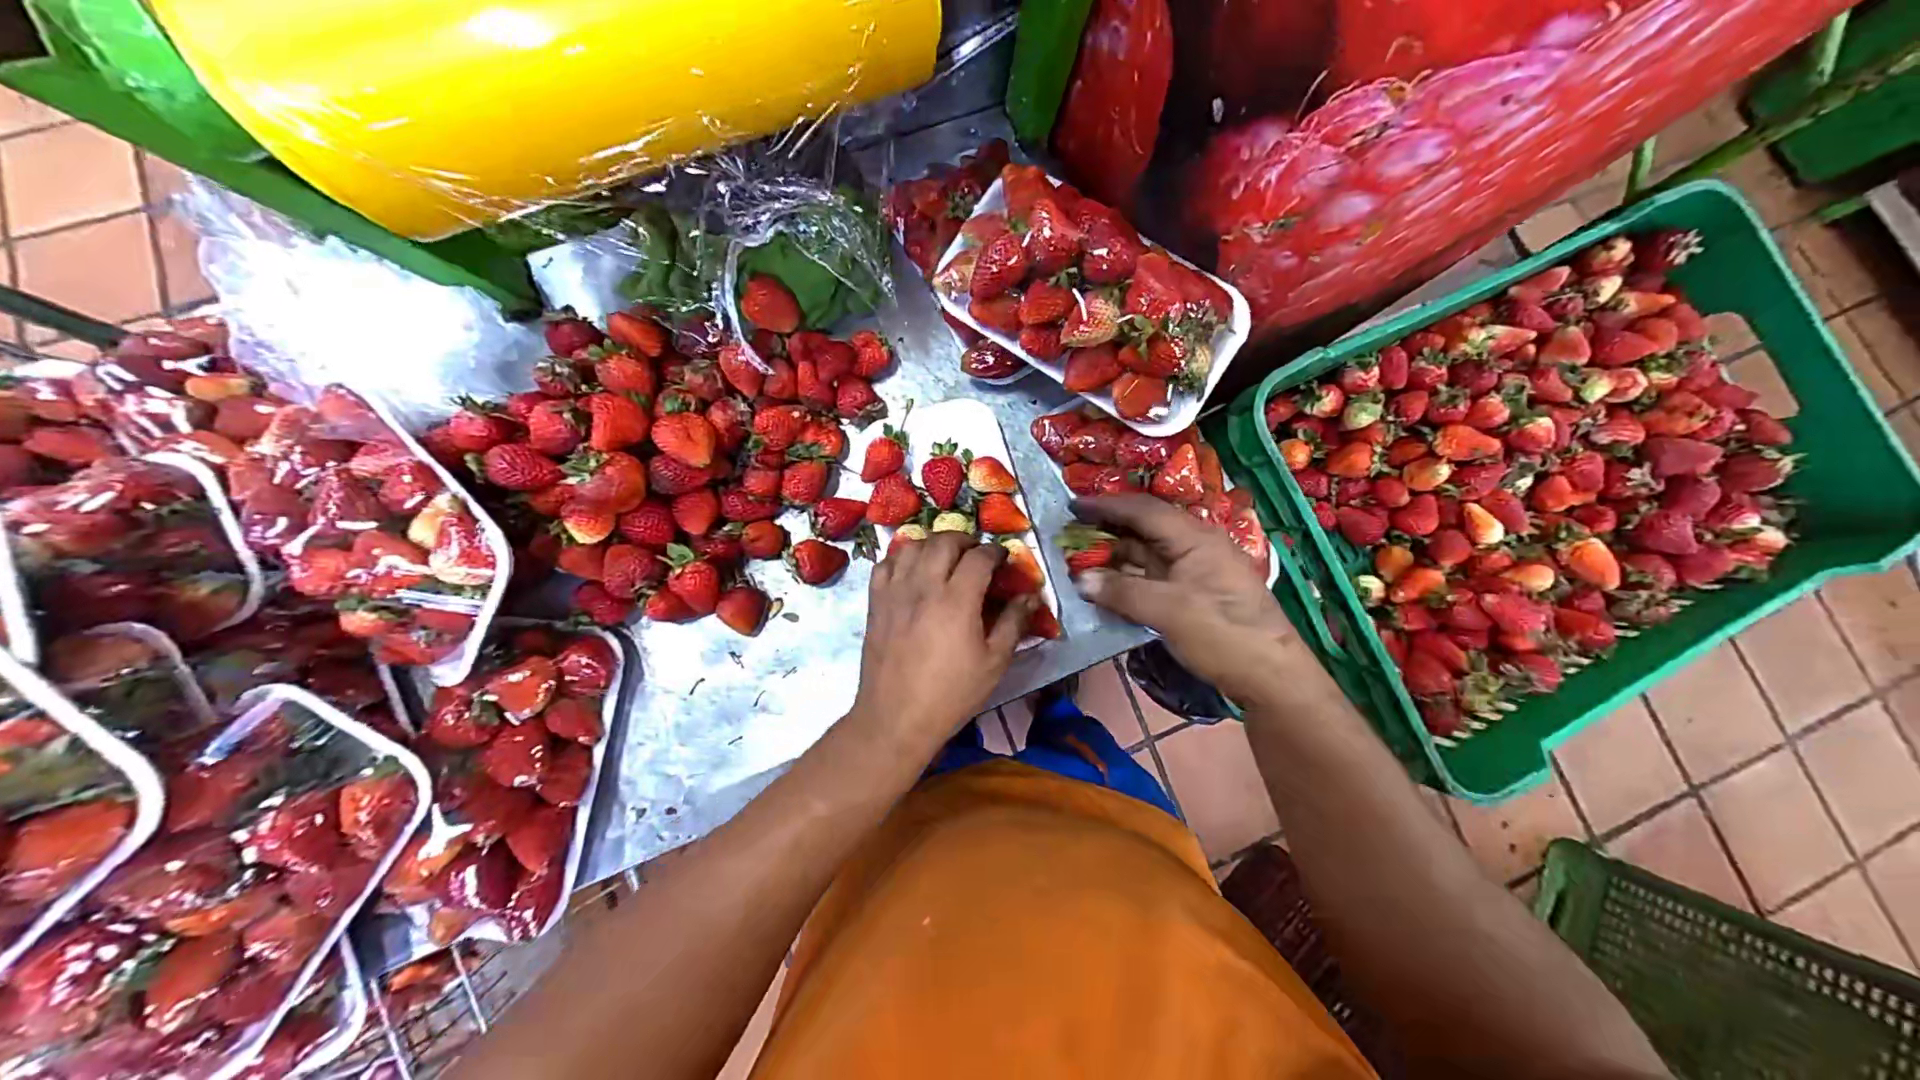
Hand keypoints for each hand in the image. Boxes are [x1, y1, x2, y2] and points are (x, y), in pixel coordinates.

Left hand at [847, 532, 1038, 751]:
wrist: (896, 717)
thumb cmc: (951, 694)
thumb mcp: (994, 663)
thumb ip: (1014, 623)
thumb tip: (1030, 596)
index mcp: (957, 600)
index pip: (979, 556)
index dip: (995, 552)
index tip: (1003, 559)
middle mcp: (924, 586)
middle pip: (944, 541)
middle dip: (965, 540)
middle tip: (976, 554)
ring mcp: (895, 592)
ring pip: (912, 546)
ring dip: (932, 544)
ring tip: (944, 558)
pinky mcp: (875, 603)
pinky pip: (885, 564)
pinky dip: (901, 558)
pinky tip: (911, 571)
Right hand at [1071, 494, 1303, 705]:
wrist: (1271, 676)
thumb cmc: (1223, 634)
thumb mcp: (1167, 611)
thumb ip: (1121, 592)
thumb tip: (1080, 579)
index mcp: (1194, 538)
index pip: (1143, 510)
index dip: (1106, 505)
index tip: (1072, 505)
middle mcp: (1196, 547)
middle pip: (1145, 529)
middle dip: (1107, 529)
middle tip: (1070, 533)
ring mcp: (1197, 572)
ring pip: (1149, 554)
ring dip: (1116, 556)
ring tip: (1080, 560)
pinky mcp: (1195, 595)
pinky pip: (1155, 577)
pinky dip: (1129, 578)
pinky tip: (1107, 587)